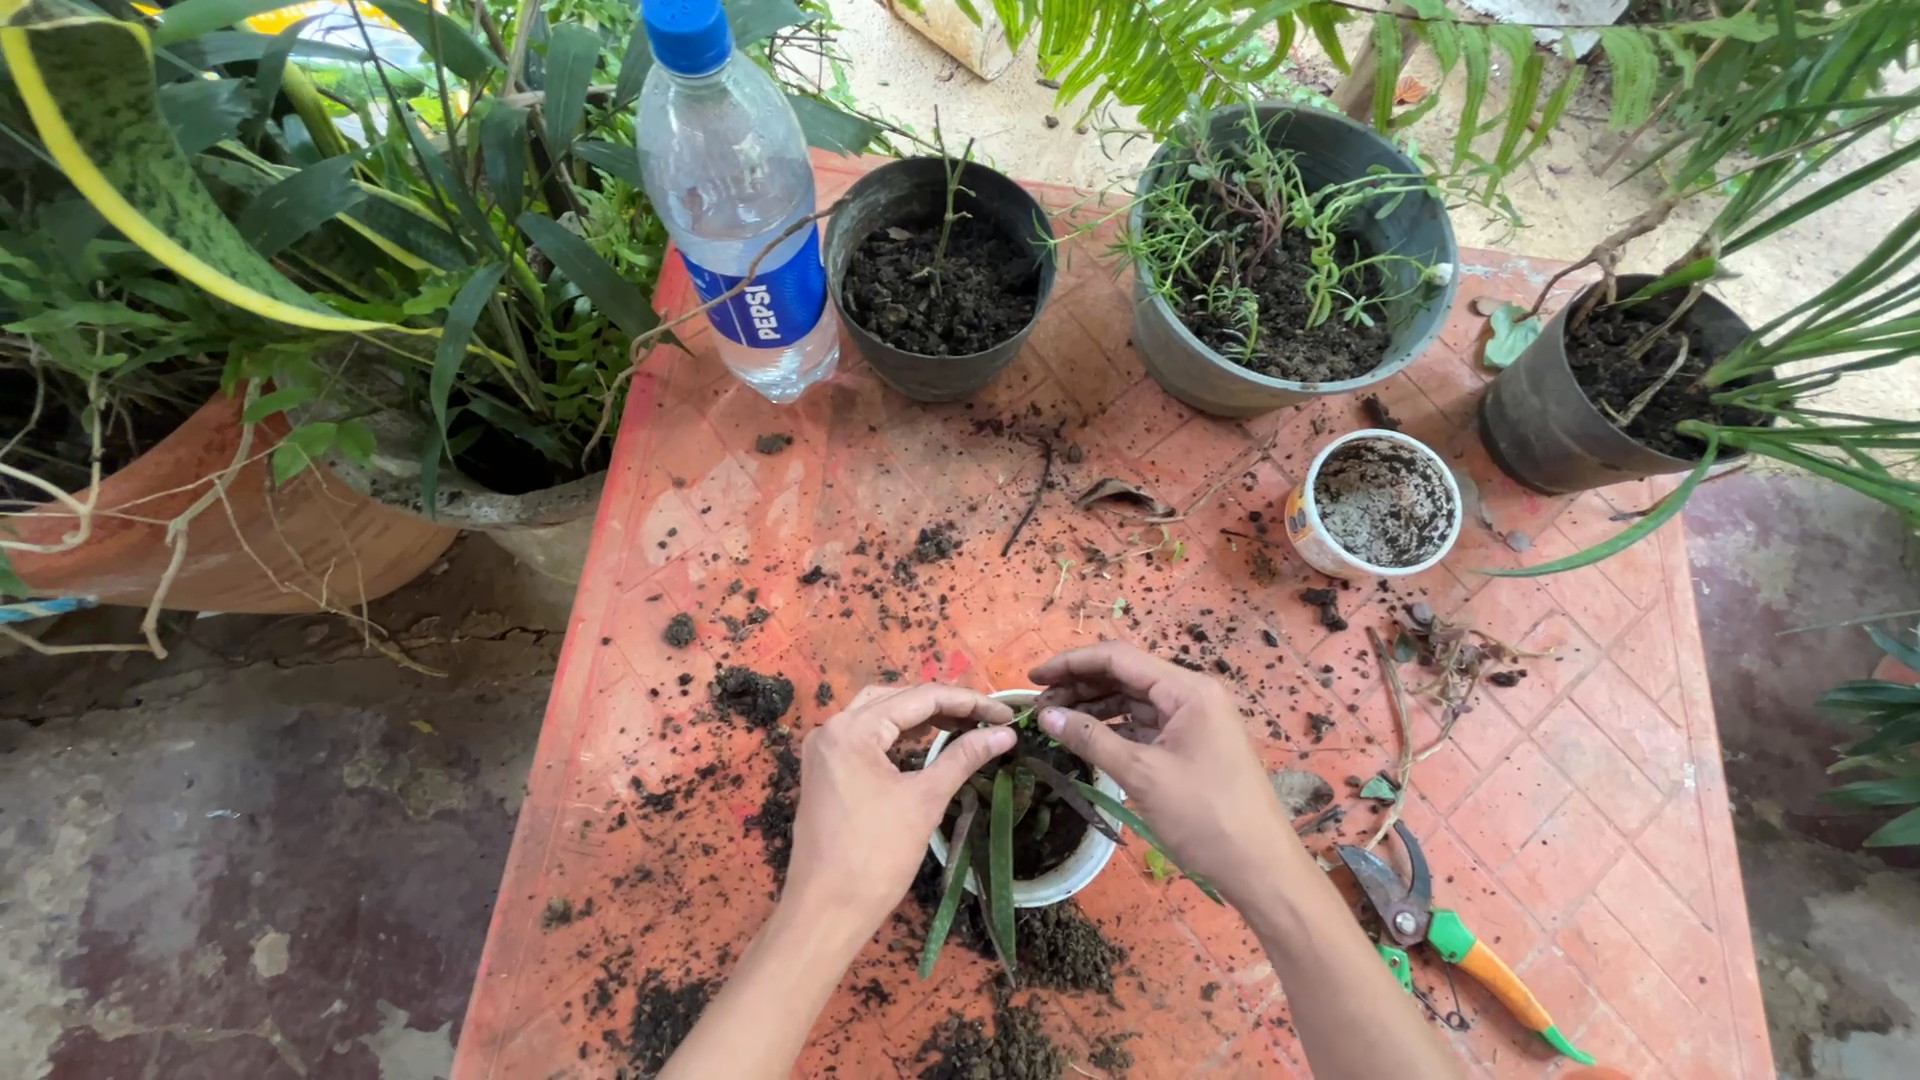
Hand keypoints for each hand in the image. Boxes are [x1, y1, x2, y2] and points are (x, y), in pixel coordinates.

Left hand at [784, 684, 1015, 934]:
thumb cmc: (876, 858)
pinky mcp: (825, 769)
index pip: (920, 698)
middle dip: (945, 704)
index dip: (968, 702)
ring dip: (921, 715)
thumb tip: (1006, 733)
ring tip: (963, 723)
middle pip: (897, 698)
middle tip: (987, 717)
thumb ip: (963, 757)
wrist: (825, 912)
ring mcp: (825, 748)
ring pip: (880, 712)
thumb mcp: (925, 800)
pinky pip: (866, 734)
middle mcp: (833, 727)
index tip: (1006, 713)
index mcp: (853, 729)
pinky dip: (898, 732)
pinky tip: (925, 739)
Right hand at [1031, 642, 1297, 905]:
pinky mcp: (1190, 744)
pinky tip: (1084, 736)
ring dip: (1093, 706)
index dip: (1071, 663)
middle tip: (1037, 705)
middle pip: (1125, 674)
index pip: (1118, 658)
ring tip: (1053, 720)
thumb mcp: (1142, 775)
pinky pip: (1143, 723)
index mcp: (1187, 689)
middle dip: (1079, 685)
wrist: (1263, 870)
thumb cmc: (1206, 817)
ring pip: (1132, 699)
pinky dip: (1113, 727)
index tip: (1033, 678)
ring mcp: (1193, 720)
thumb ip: (1091, 738)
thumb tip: (1047, 715)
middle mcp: (1191, 694)